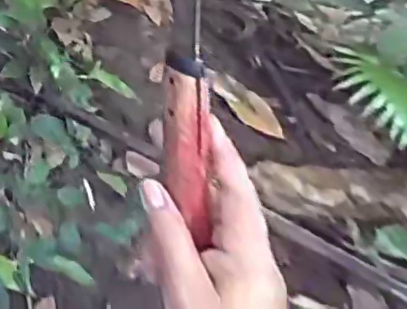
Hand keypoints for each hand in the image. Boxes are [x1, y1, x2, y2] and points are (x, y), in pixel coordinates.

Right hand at [143, 116, 286, 308]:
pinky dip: (186, 228)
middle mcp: (256, 261)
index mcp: (251, 257)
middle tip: (167, 136)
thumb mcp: (184, 288)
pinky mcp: (236, 288)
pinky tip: (163, 228)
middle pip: (227, 202)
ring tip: (155, 180)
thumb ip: (168, 233)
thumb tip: (150, 184)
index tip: (205, 118)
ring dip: (185, 201)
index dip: (222, 153)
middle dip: (197, 170)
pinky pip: (210, 244)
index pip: (238, 191)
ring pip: (216, 223)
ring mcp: (248, 276)